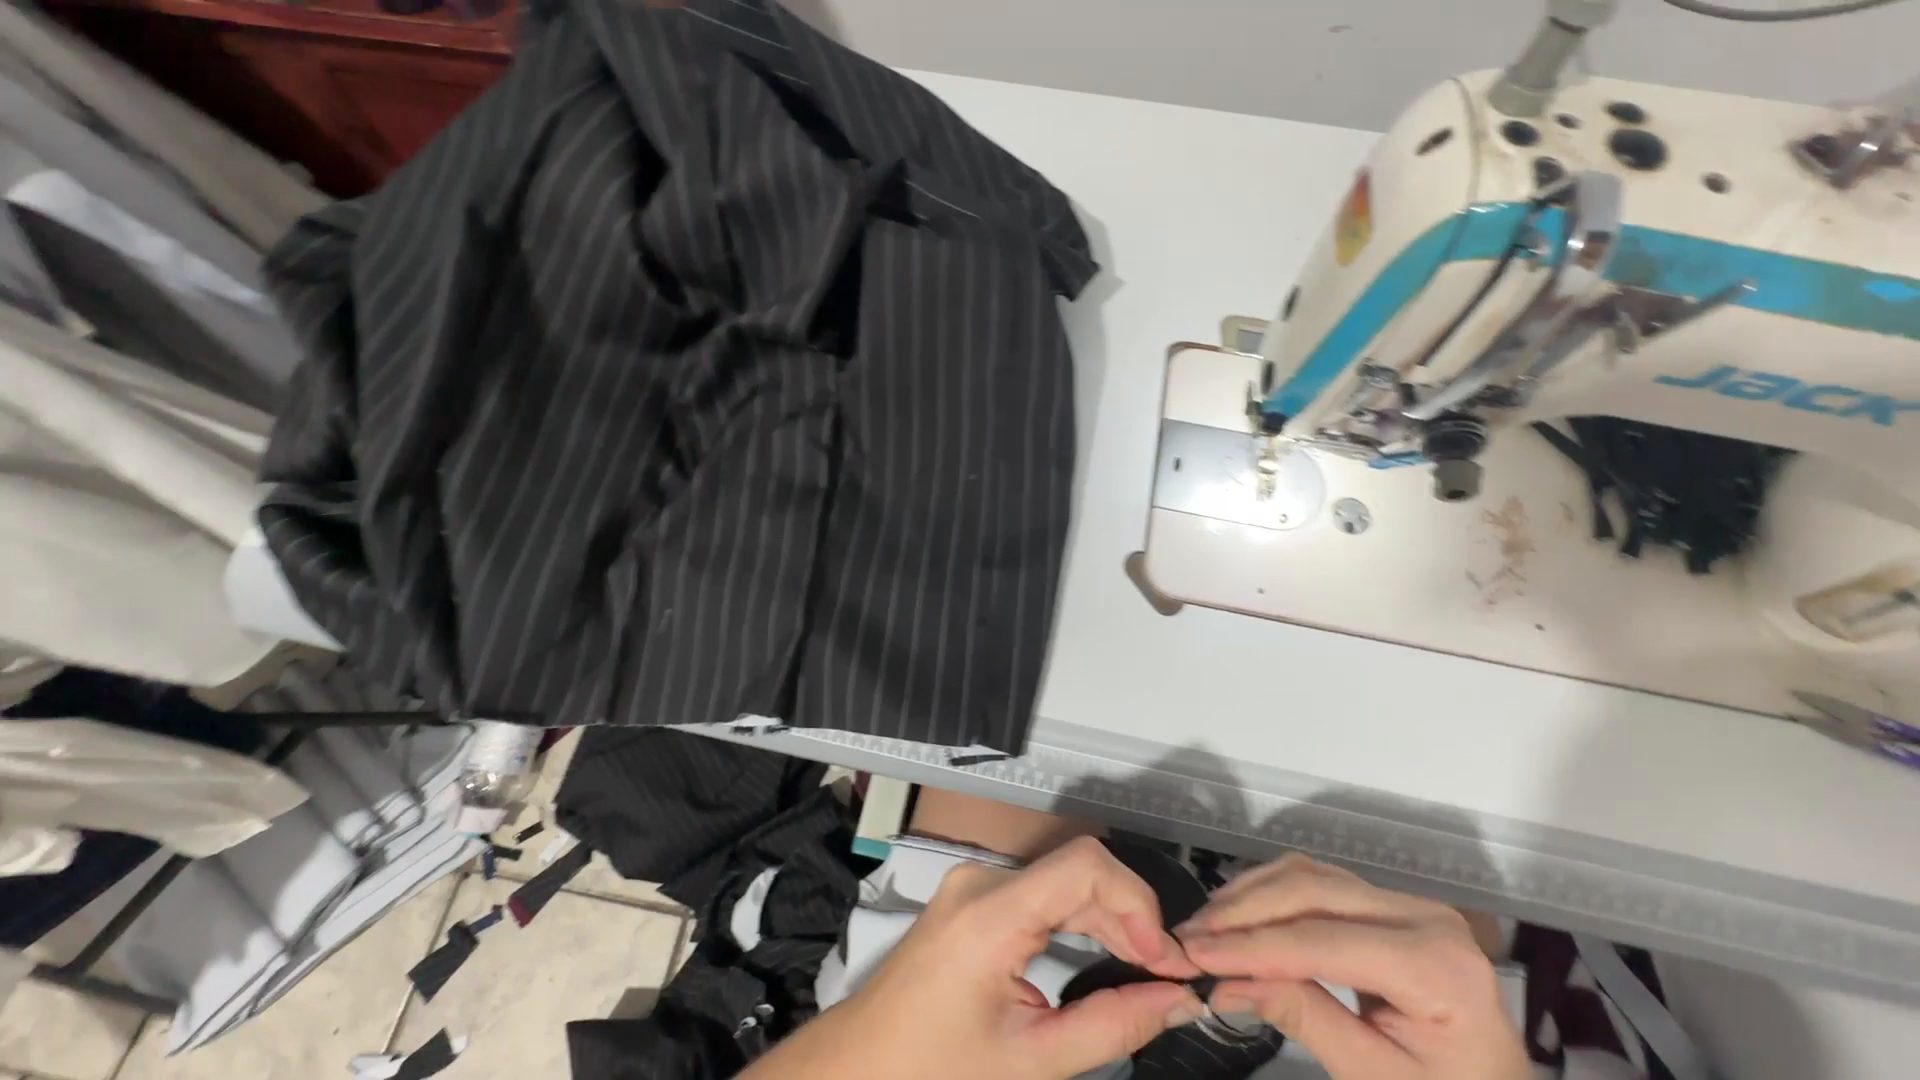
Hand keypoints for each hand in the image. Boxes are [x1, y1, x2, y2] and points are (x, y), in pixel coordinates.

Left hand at [741, 836, 1207, 1079]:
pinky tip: (1107, 954)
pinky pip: (1042, 893)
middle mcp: (982, 883)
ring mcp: (975, 887)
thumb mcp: (1032, 1061)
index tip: (1165, 958)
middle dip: (1132, 917)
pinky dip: (1081, 920)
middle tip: (1169, 974)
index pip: (1085, 865)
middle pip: (1079, 872)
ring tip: (1146, 968)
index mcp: (990, 914)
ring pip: (1064, 880)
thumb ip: (1112, 1026)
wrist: (861, 1066)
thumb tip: (1176, 999)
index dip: (1137, 901)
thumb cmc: (931, 1068)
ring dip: (1110, 919)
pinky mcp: (975, 900)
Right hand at [1177, 855, 1529, 1079]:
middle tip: (1188, 939)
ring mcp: (1410, 904)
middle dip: (1241, 912)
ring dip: (1250, 897)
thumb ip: (1304, 1021)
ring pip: (1310, 876)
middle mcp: (1425, 916)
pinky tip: (1239, 918)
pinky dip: (1271, 897)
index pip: (1321, 940)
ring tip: (1204, 928)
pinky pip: (1321, 885)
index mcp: (1435, 966)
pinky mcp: (1392, 906)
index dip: (1250, 946)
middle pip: (1311, 891)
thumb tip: (1223, 984)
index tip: (1193, 955)